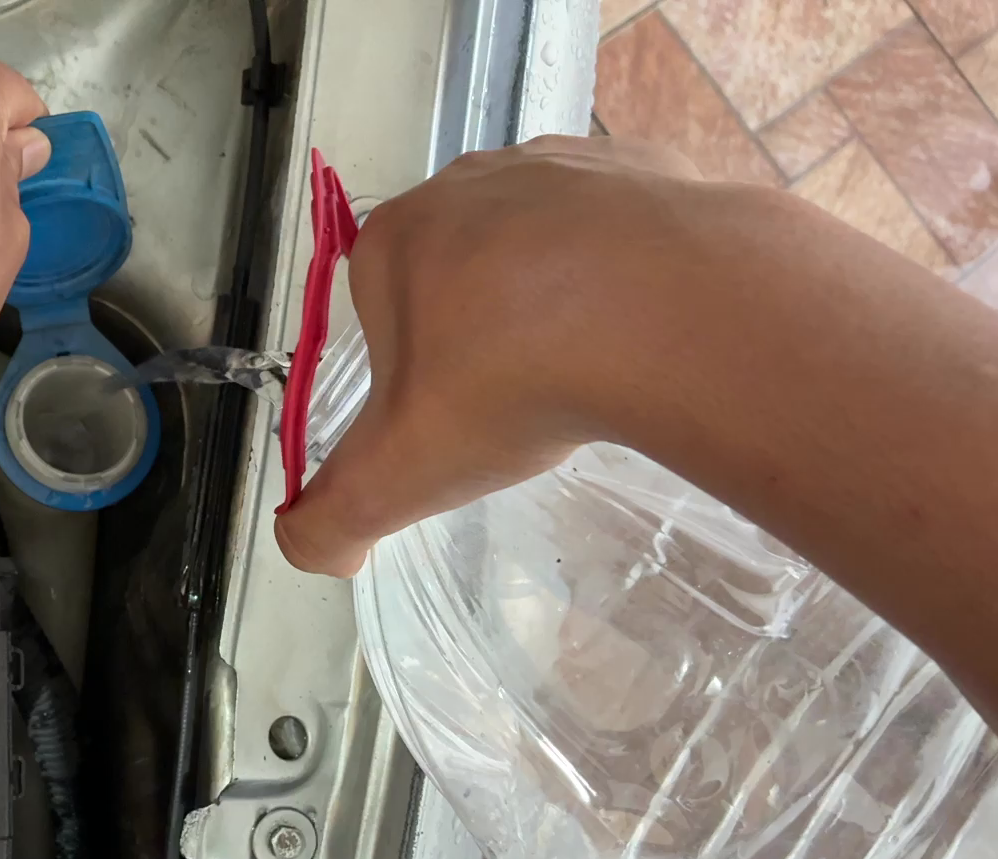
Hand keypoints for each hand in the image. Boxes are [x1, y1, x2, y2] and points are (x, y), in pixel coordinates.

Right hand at [275, 135, 749, 575]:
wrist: (686, 322)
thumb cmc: (507, 386)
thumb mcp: (388, 480)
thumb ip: (324, 525)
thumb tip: (311, 554)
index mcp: (393, 238)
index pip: (374, 309)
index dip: (404, 369)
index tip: (444, 410)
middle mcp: (467, 183)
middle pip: (447, 279)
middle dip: (468, 336)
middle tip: (508, 397)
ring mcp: (562, 165)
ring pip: (527, 255)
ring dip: (538, 307)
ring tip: (576, 368)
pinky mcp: (649, 167)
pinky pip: (608, 236)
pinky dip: (611, 282)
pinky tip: (632, 332)